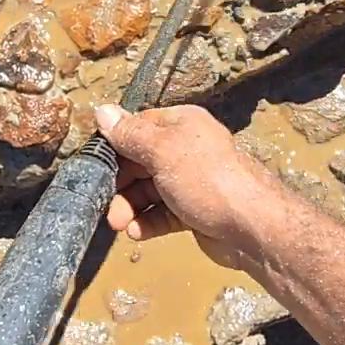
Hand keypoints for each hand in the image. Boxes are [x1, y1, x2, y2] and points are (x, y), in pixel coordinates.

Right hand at [93, 103, 282, 270]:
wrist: (252, 227)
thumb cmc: (206, 179)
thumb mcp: (162, 151)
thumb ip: (129, 134)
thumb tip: (102, 110)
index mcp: (180, 124)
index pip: (136, 128)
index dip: (114, 146)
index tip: (93, 166)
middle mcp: (185, 149)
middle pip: (139, 163)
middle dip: (120, 184)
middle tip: (105, 206)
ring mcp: (190, 182)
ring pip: (148, 191)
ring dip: (130, 207)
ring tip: (120, 225)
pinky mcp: (193, 211)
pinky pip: (162, 214)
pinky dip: (148, 222)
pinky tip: (137, 233)